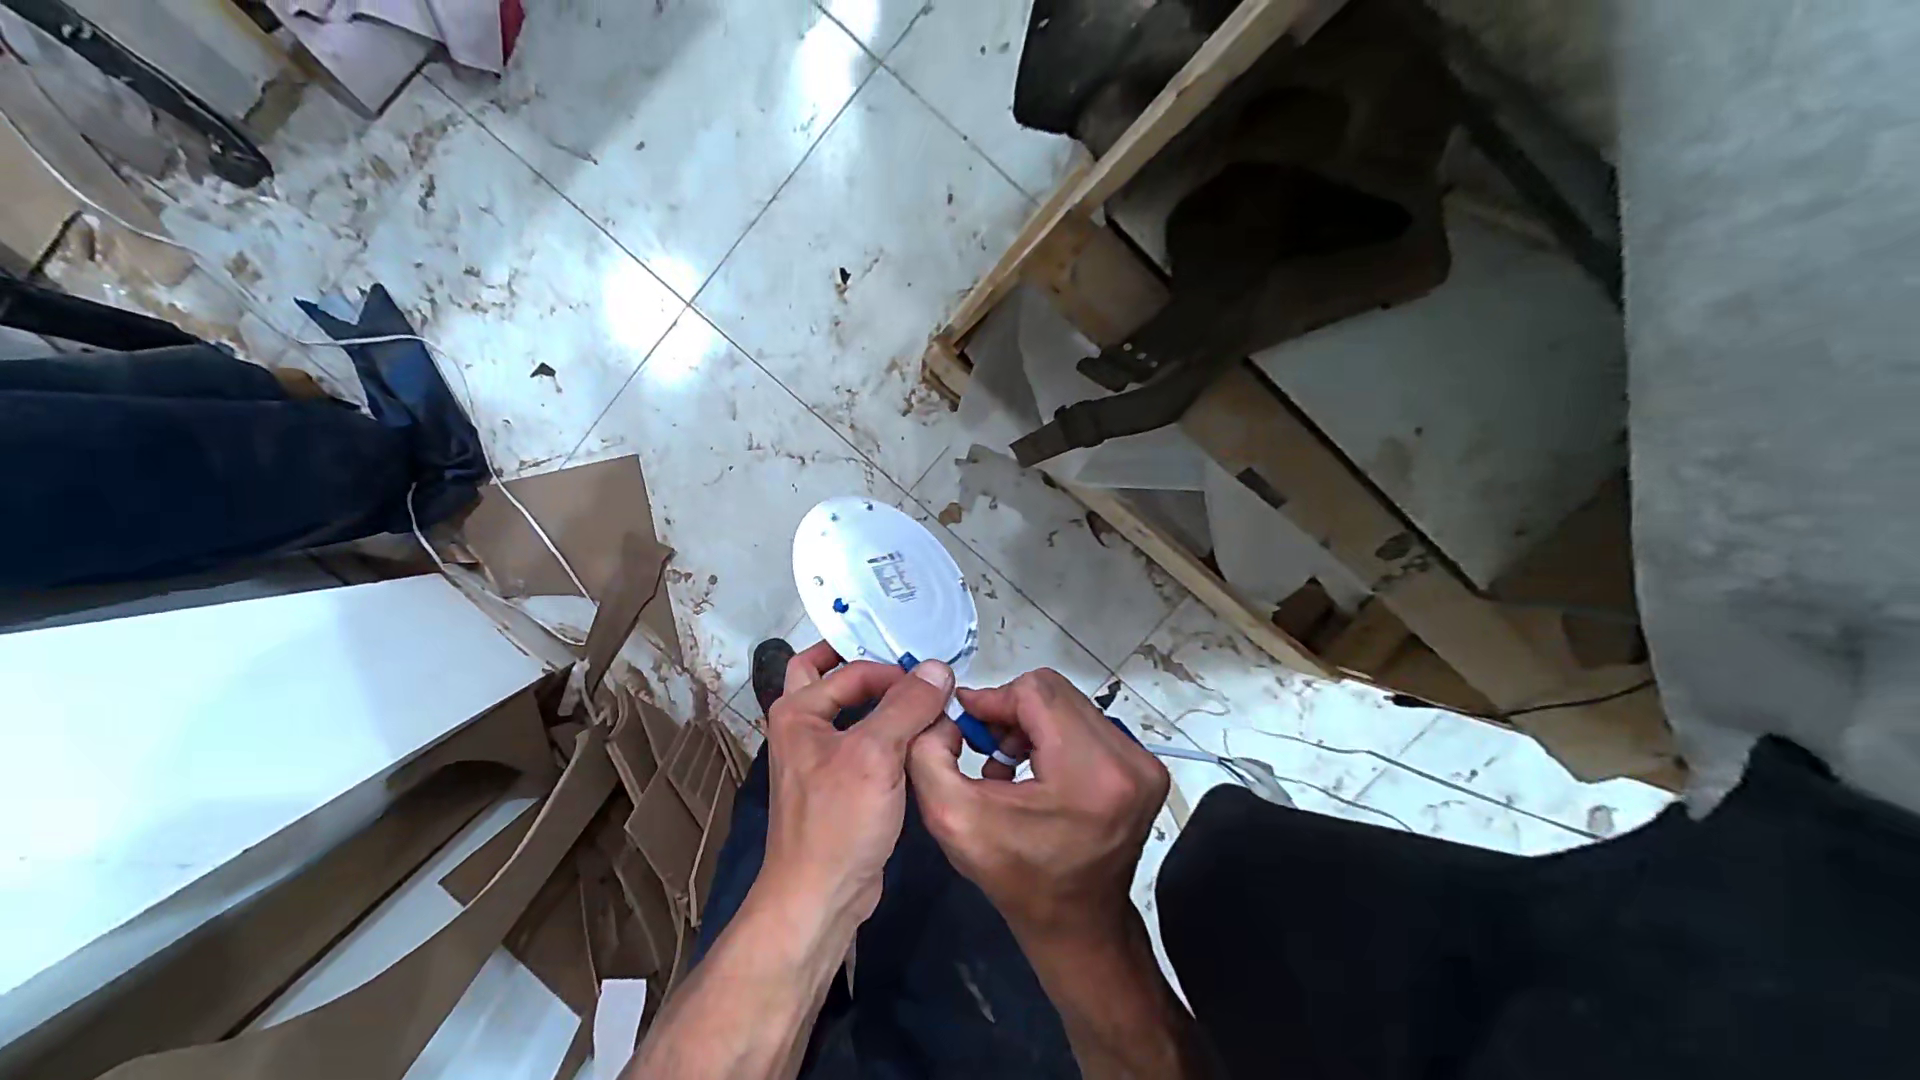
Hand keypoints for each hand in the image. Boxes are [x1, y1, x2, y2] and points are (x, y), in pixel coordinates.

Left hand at [754, 641, 954, 936]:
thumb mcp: (876, 755)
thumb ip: (907, 706)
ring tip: (925, 696)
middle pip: (832, 675)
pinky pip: (865, 741)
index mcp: (798, 711)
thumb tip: (938, 668)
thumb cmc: (839, 821)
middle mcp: (804, 727)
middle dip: (867, 665)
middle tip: (909, 665)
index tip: (934, 681)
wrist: (820, 898)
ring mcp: (821, 756)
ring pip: (852, 709)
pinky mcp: (841, 782)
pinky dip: (888, 730)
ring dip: (882, 698)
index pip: (852, 668)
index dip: (894, 670)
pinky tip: (921, 735)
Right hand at [906, 668, 1168, 941]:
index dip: (994, 700)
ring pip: (1070, 706)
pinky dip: (1055, 737)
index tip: (968, 726)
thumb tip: (943, 710)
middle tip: (985, 746)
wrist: (1077, 926)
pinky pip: (1087, 726)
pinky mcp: (1145, 770)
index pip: (1035, 691)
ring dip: (1032, 725)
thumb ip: (930, 754)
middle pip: (1054, 693)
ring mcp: (1142, 764)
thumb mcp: (952, 819)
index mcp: (1089, 771)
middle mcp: (1127, 760)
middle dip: (1011, 712)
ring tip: (1008, 765)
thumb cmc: (1017, 878)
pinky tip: (1036, 772)